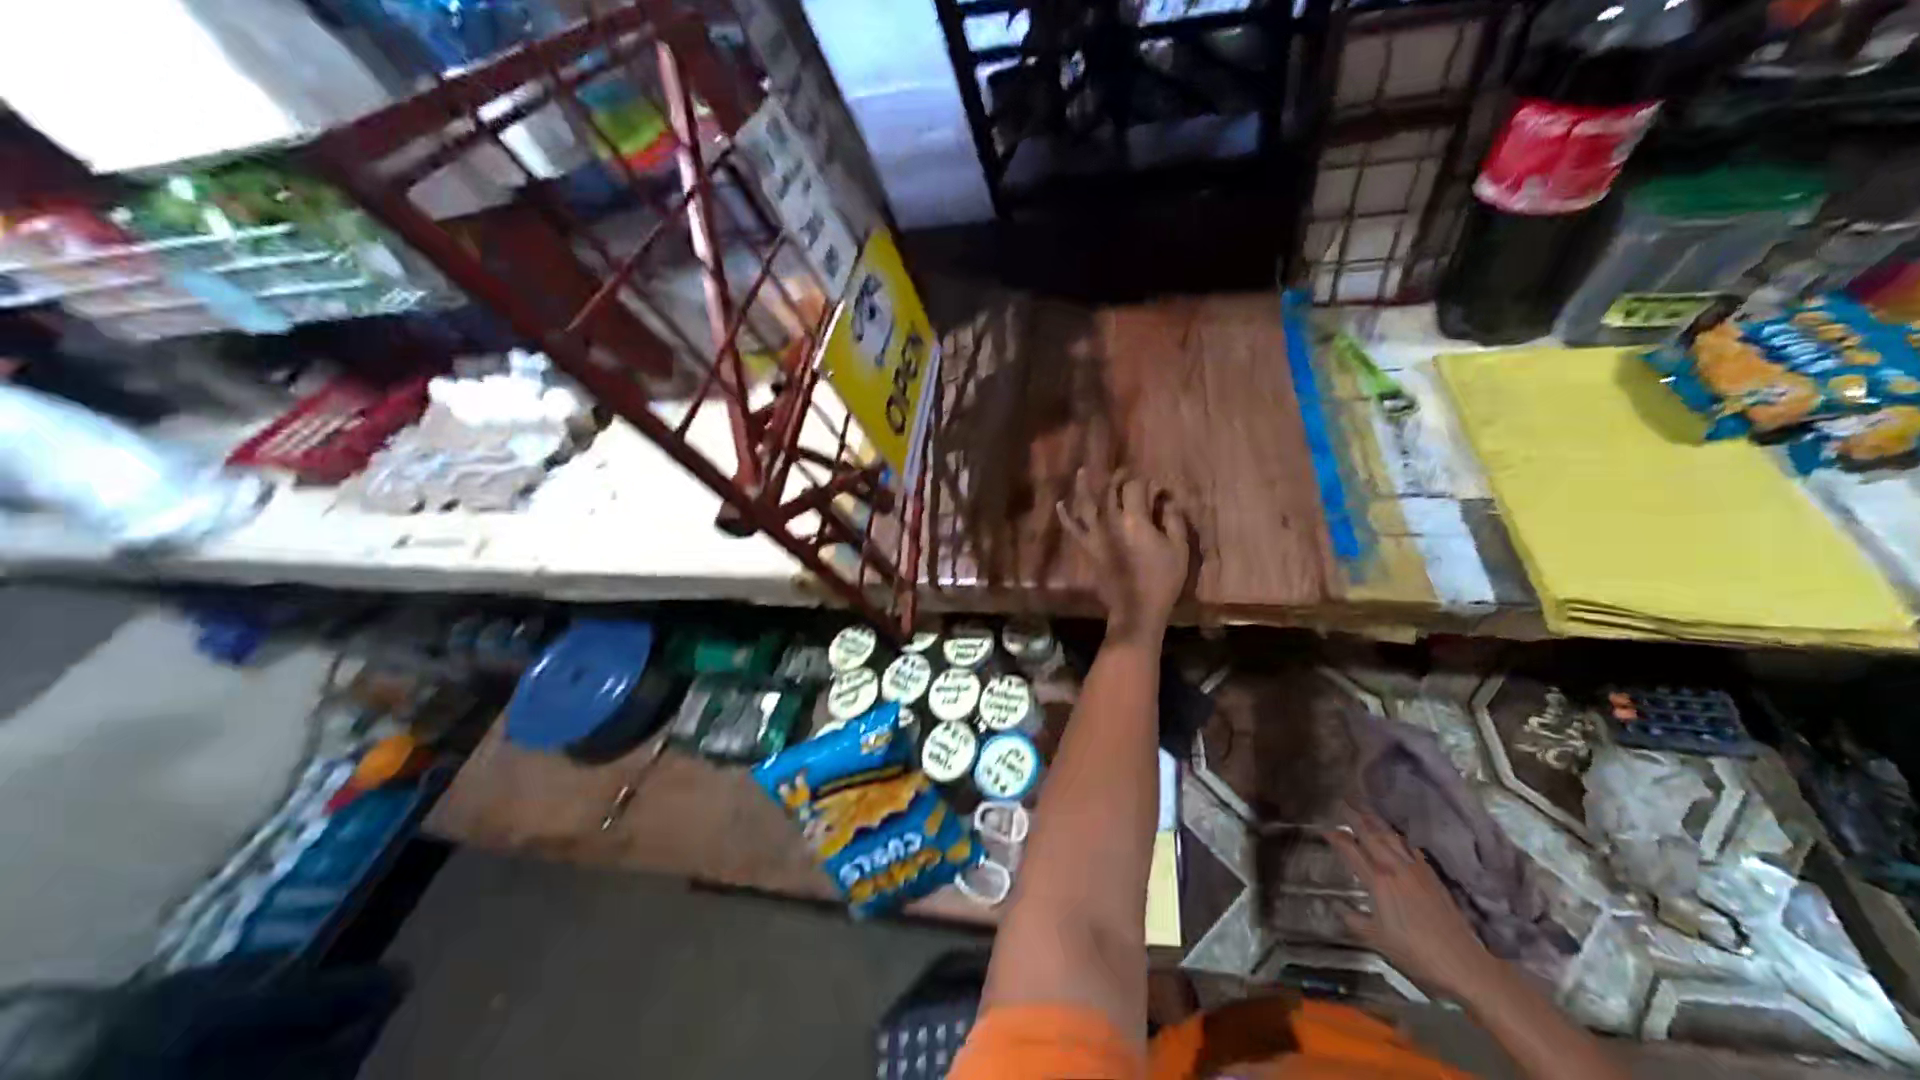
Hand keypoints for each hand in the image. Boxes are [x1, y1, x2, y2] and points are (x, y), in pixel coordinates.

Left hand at [1056, 470, 1189, 642]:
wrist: (1136, 609)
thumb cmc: (1162, 580)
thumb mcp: (1179, 548)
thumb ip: (1173, 519)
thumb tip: (1166, 499)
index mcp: (1134, 519)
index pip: (1136, 488)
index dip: (1147, 483)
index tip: (1157, 489)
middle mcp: (1110, 521)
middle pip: (1111, 491)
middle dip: (1120, 479)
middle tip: (1127, 474)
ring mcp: (1095, 534)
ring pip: (1086, 504)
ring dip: (1084, 486)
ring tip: (1083, 471)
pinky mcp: (1087, 547)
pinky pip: (1073, 528)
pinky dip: (1066, 516)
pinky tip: (1061, 504)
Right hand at [1330, 811, 1504, 1001]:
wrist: (1463, 962)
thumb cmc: (1415, 952)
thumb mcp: (1376, 938)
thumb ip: (1354, 919)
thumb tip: (1339, 909)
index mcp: (1378, 881)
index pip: (1351, 850)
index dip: (1335, 837)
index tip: (1324, 830)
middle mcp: (1396, 868)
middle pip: (1371, 835)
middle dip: (1354, 817)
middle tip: (1342, 803)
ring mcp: (1417, 870)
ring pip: (1392, 837)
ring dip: (1376, 821)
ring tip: (1365, 809)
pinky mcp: (1433, 876)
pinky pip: (1411, 847)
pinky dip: (1399, 836)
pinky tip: (1397, 835)